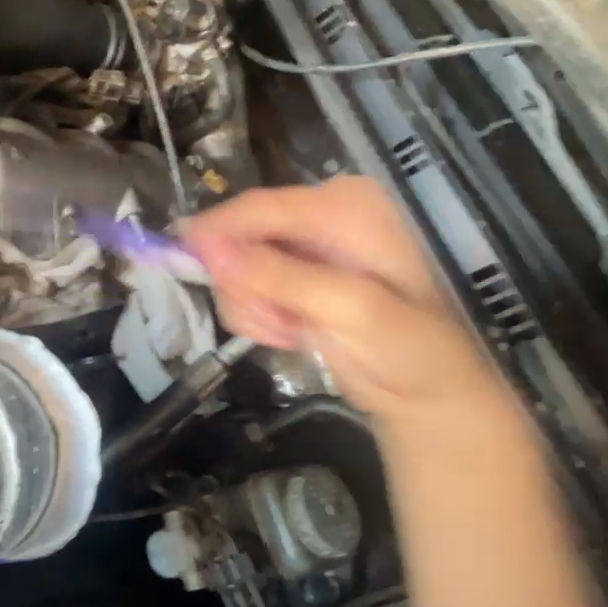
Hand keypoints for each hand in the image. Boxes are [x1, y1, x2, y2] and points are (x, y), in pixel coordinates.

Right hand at [183, 178, 513, 426]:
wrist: (432, 400)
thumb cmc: (414, 351)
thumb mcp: (354, 311)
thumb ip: (282, 278)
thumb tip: (211, 252)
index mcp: (346, 206)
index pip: (262, 207)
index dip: (216, 231)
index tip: (175, 257)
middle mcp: (321, 217)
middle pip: (241, 236)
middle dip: (246, 284)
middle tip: (274, 325)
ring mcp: (306, 249)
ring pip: (235, 265)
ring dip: (251, 306)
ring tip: (289, 333)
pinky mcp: (294, 278)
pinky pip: (244, 286)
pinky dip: (256, 315)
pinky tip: (290, 333)